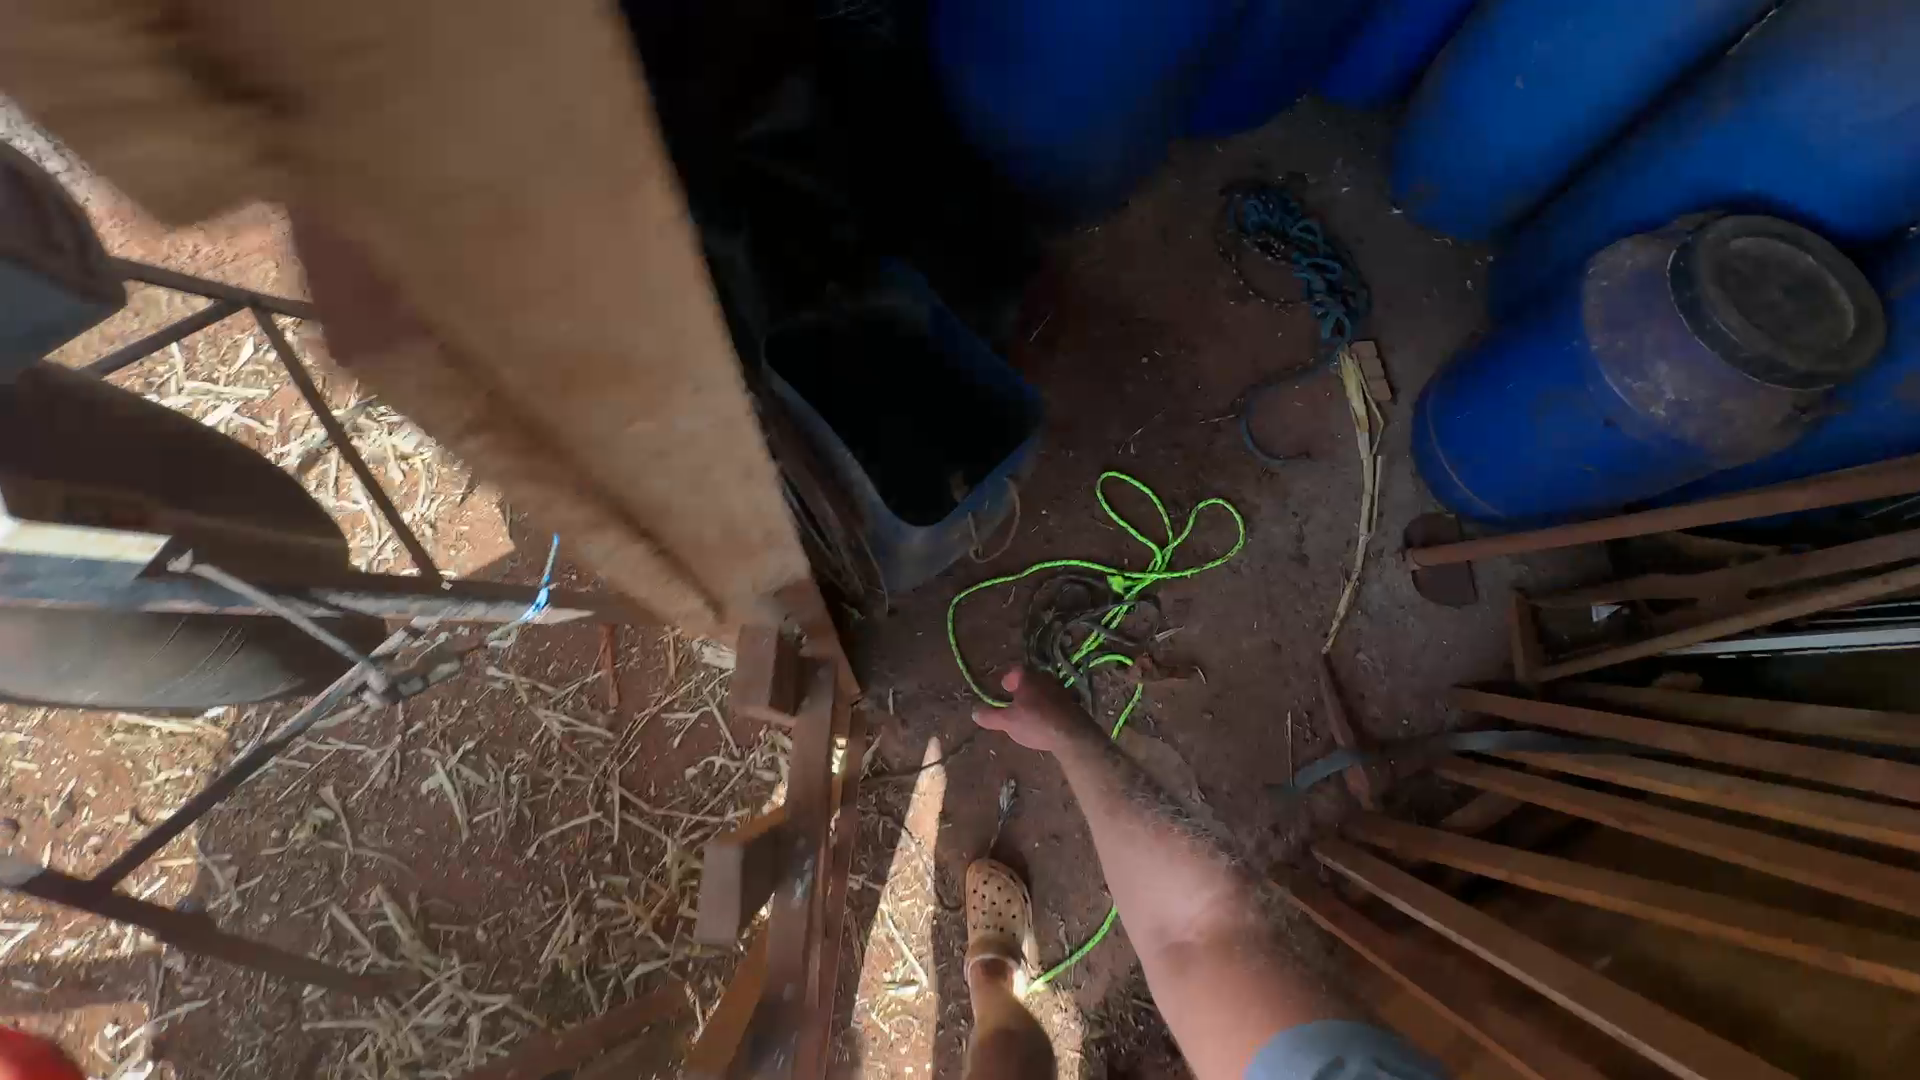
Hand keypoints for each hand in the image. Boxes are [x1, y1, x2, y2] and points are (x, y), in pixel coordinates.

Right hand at [971, 667, 1101, 754]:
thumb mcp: (1007, 722)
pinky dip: (1047, 707)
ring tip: (1028, 712)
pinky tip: (1044, 721)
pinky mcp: (1072, 703)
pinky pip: (1055, 701)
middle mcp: (1045, 678)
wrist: (1072, 734)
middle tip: (1014, 700)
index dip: (1008, 677)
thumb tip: (974, 711)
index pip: (1015, 669)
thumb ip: (990, 716)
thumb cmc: (1036, 722)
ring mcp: (1061, 690)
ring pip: (1043, 689)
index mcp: (1028, 677)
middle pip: (1030, 679)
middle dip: (1021, 688)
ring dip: (1035, 698)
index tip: (1004, 688)